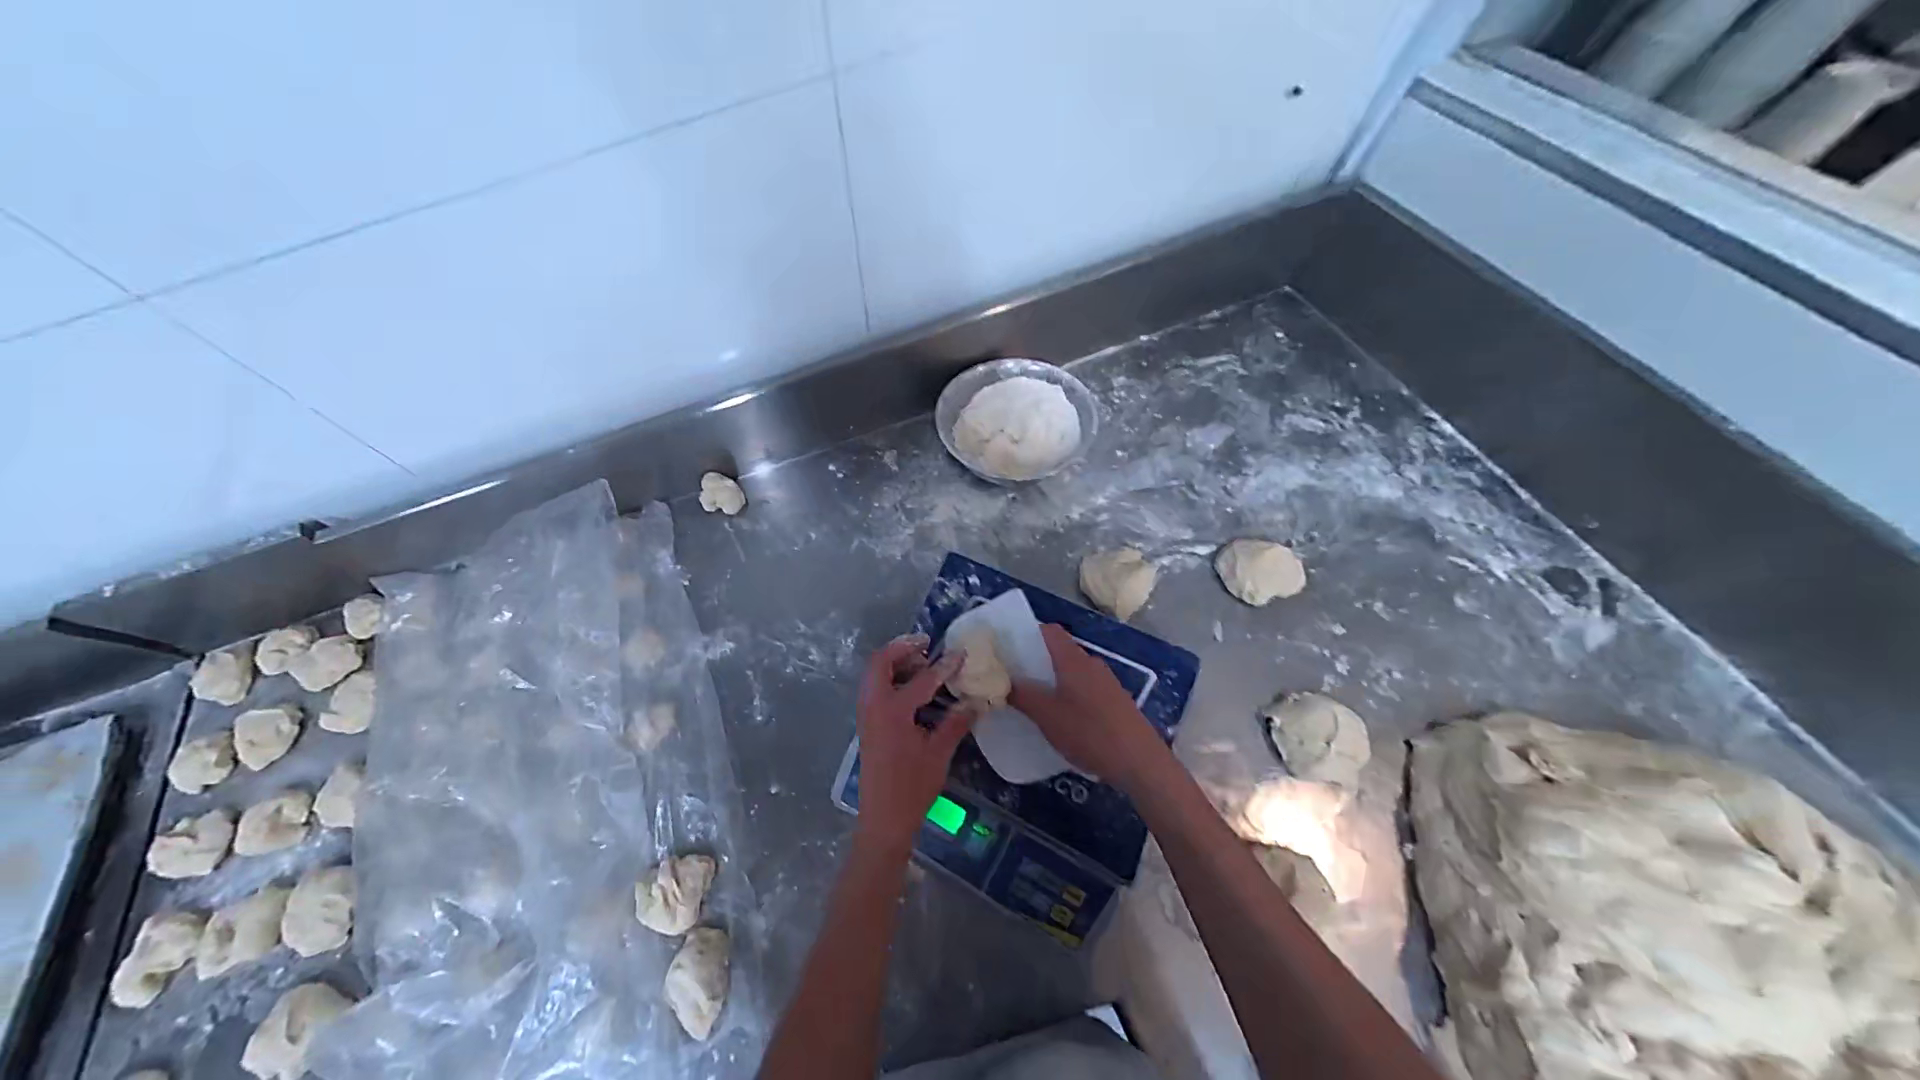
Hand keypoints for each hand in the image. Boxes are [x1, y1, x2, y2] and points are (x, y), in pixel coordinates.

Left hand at [853, 635, 978, 854]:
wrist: (883, 819)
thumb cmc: (912, 788)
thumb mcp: (939, 753)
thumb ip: (956, 722)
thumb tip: (976, 701)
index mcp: (891, 711)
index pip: (922, 678)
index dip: (944, 665)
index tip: (961, 654)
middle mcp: (873, 705)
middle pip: (881, 662)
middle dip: (903, 648)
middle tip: (927, 645)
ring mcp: (866, 714)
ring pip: (874, 674)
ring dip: (895, 661)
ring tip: (922, 662)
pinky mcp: (867, 724)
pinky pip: (874, 688)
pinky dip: (890, 677)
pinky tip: (913, 687)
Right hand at [1010, 624, 1170, 792]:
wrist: (1140, 762)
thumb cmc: (1089, 732)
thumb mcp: (1047, 716)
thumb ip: (1022, 695)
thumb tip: (1003, 681)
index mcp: (1073, 660)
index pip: (1049, 631)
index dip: (1027, 635)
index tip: (1007, 650)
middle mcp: (1091, 664)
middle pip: (1059, 652)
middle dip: (1035, 663)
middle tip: (1013, 680)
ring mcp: (1106, 683)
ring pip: (1072, 673)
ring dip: (1052, 682)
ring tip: (1032, 702)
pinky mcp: (1115, 702)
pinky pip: (1084, 690)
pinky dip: (1068, 696)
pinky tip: (1061, 720)